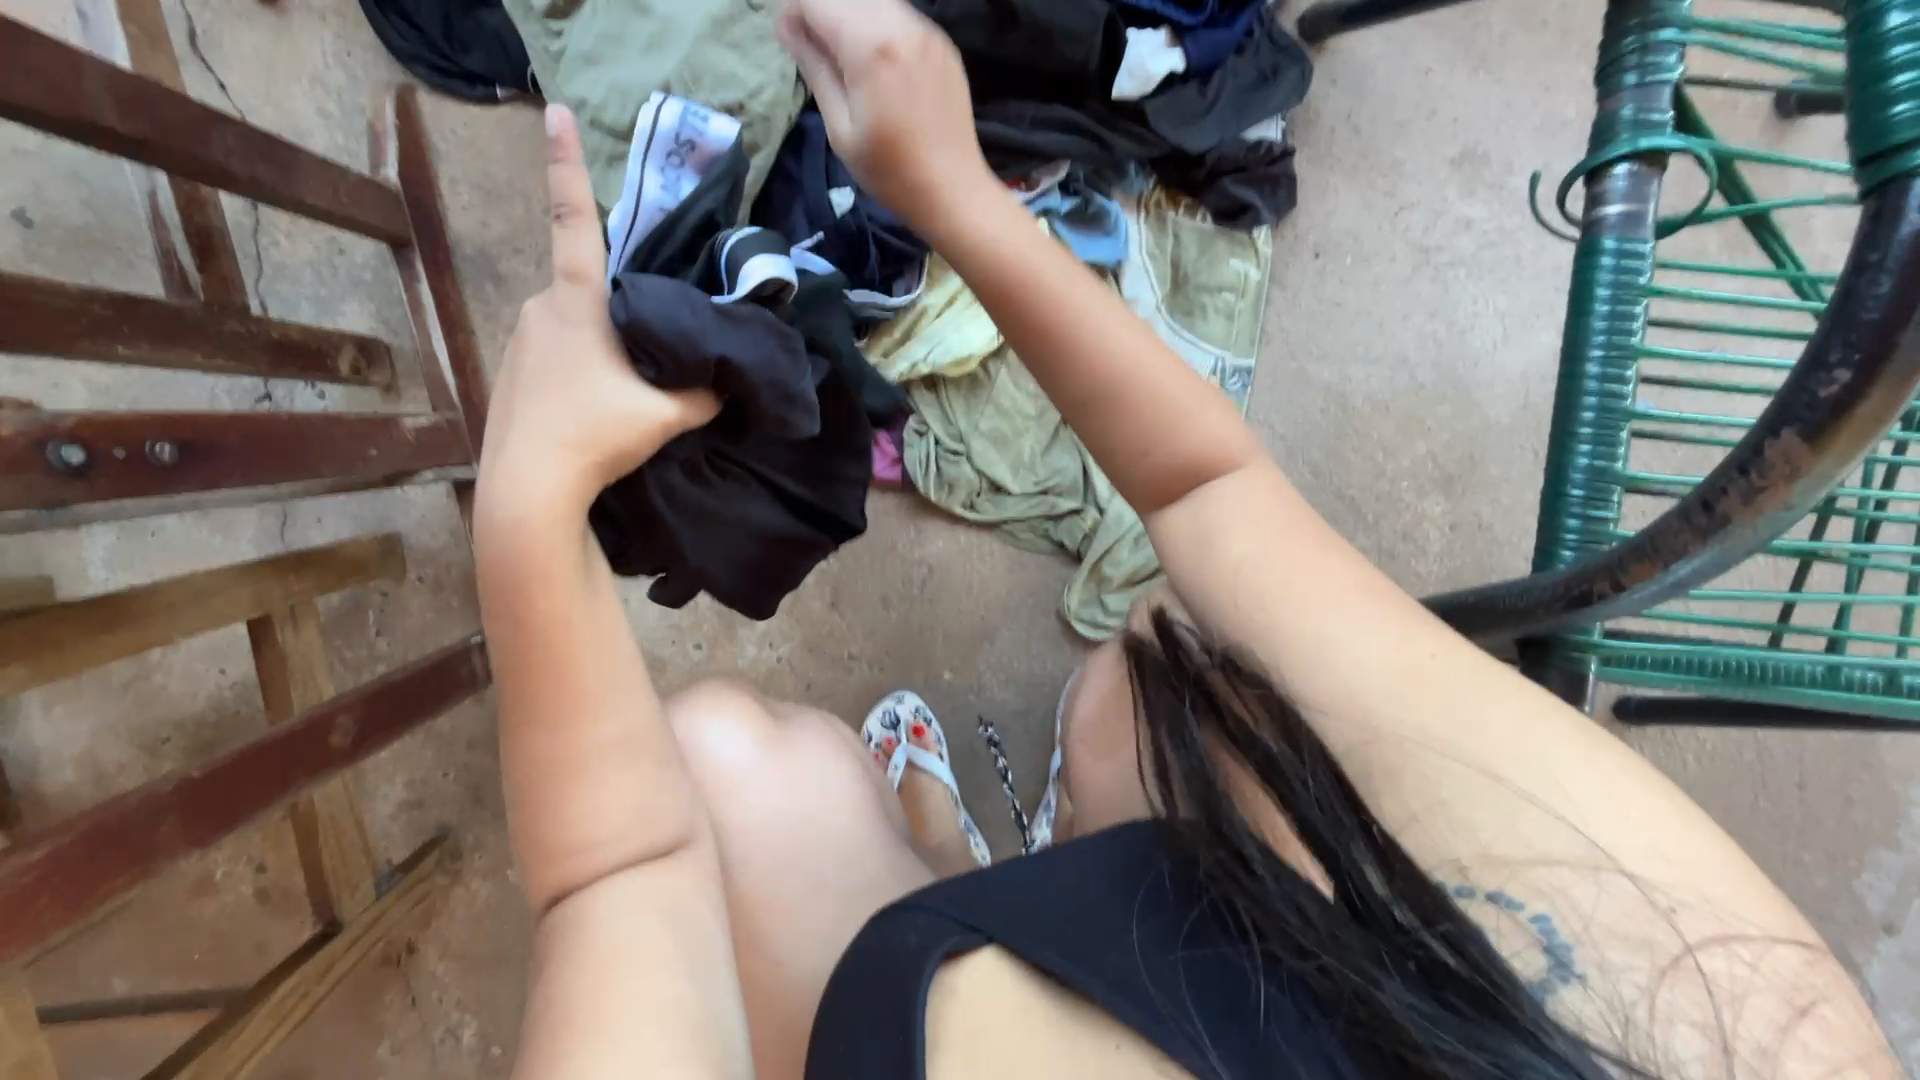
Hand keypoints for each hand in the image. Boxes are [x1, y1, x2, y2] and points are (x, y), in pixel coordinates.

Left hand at [478, 106, 719, 523]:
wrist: (529, 489)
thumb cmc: (595, 436)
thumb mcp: (664, 416)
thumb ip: (702, 395)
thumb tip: (728, 386)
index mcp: (578, 303)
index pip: (576, 223)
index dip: (567, 166)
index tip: (558, 113)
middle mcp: (540, 309)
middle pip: (587, 289)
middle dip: (619, 306)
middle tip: (648, 346)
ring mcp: (519, 341)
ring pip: (571, 325)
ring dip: (600, 344)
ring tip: (623, 391)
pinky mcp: (511, 374)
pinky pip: (554, 353)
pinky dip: (578, 367)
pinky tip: (593, 407)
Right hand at [775, 0, 997, 231]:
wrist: (953, 191)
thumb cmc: (890, 171)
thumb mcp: (841, 128)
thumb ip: (815, 69)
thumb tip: (786, 28)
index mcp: (871, 45)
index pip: (817, 0)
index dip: (794, 14)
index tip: (788, 41)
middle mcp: (902, 24)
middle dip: (823, 13)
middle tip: (815, 53)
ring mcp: (927, 32)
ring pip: (875, 1)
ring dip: (852, 17)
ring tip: (846, 61)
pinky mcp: (943, 45)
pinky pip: (902, 18)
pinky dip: (880, 28)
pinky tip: (878, 67)